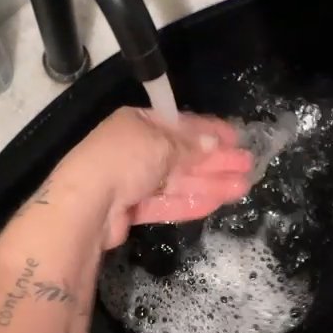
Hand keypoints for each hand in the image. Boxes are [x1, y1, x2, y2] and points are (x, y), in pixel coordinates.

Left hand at [52, 108, 253, 246]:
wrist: (85, 205)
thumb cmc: (123, 160)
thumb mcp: (161, 143)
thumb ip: (190, 146)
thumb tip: (215, 144)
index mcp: (138, 123)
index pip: (181, 125)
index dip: (210, 132)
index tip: (236, 139)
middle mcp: (135, 149)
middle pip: (183, 155)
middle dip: (216, 161)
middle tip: (247, 167)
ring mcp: (132, 181)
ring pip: (178, 181)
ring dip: (210, 183)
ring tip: (241, 189)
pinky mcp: (131, 210)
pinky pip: (166, 203)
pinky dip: (190, 202)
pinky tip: (216, 203)